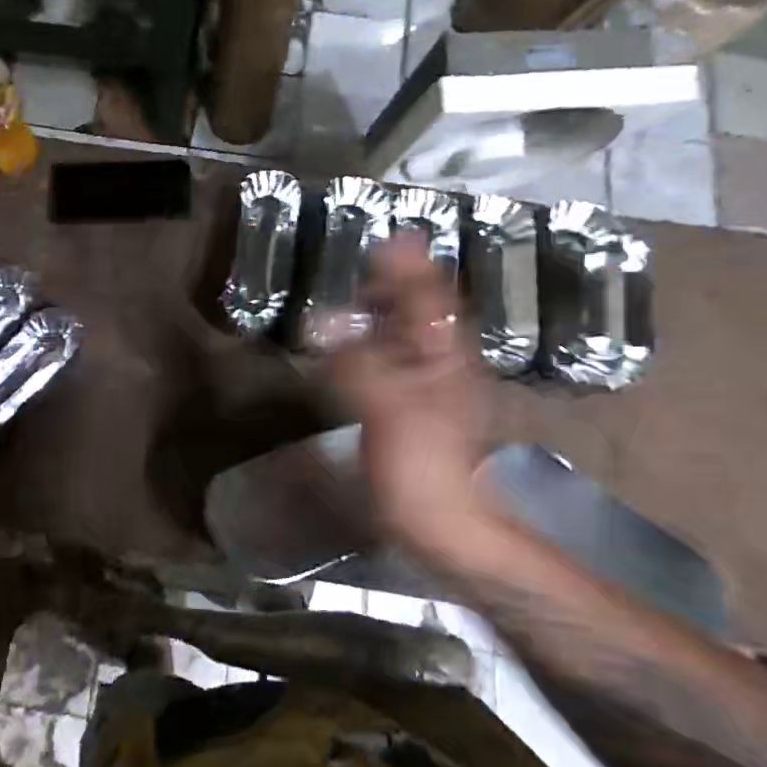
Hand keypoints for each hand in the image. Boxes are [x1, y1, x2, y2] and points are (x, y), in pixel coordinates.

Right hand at [327, 238, 504, 553]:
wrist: (447, 529)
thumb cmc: (424, 468)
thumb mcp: (389, 410)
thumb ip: (355, 361)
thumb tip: (319, 320)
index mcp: (444, 357)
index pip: (430, 297)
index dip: (412, 266)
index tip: (392, 237)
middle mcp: (441, 365)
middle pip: (422, 313)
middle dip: (398, 283)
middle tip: (369, 263)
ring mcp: (428, 391)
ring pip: (407, 339)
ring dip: (385, 313)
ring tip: (358, 297)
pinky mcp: (410, 414)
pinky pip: (391, 366)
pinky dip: (372, 348)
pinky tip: (353, 352)